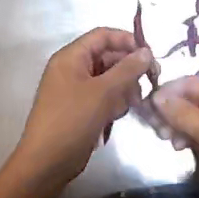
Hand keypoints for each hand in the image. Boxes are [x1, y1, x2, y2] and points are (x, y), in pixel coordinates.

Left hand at [11, 28, 155, 184]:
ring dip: (124, 89)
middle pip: (108, 57)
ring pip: (109, 79)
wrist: (47, 162)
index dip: (127, 40)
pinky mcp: (81, 110)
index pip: (103, 36)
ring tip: (132, 104)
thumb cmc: (72, 121)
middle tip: (150, 83)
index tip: (151, 55)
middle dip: (129, 69)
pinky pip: (103, 98)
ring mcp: (76, 90)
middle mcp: (72, 69)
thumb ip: (127, 69)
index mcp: (71, 57)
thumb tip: (147, 52)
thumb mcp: (103, 92)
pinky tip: (118, 116)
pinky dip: (114, 103)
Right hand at [150, 75, 198, 197]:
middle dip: (172, 113)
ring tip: (171, 144)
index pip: (187, 82)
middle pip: (190, 98)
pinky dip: (192, 137)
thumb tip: (156, 96)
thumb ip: (181, 113)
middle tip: (158, 132)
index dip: (165, 94)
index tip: (146, 112)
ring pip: (195, 116)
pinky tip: (182, 148)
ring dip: (180, 127)